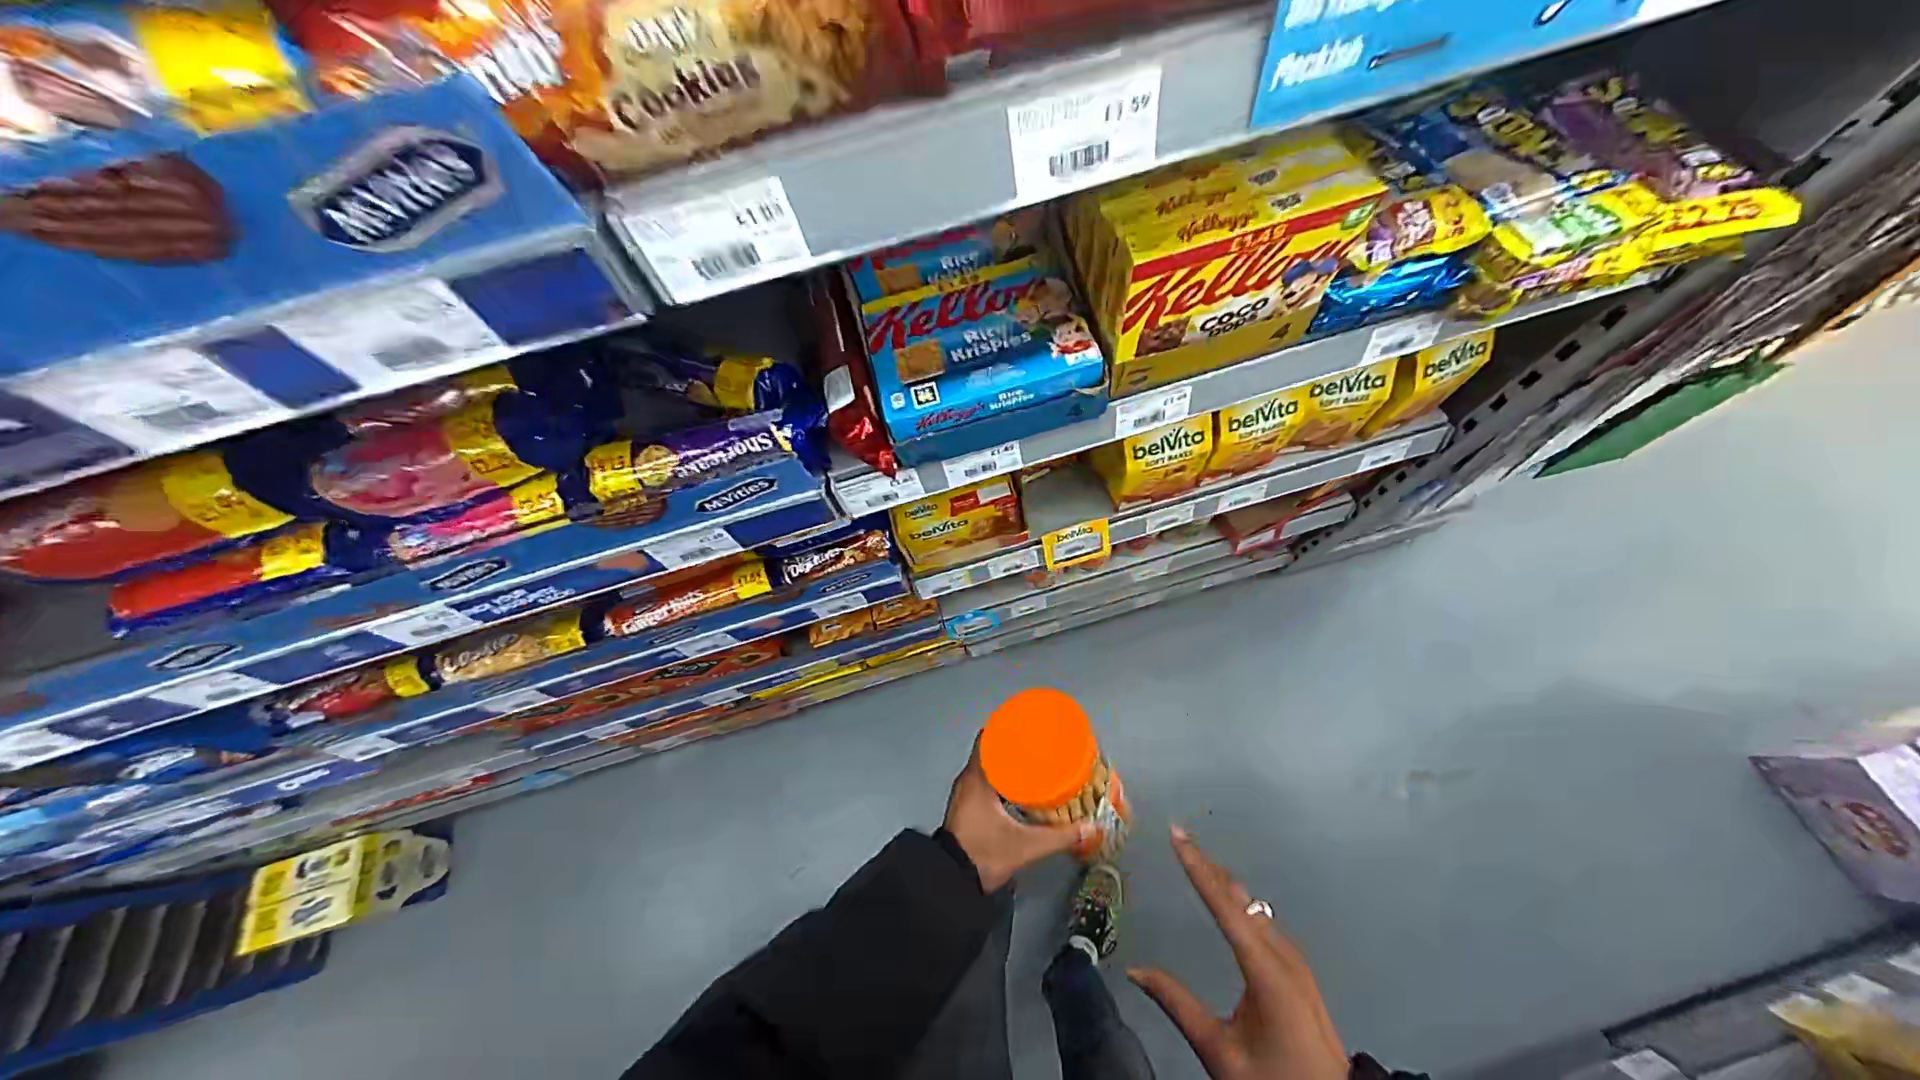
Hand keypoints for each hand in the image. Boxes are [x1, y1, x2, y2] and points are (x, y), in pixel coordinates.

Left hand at [943, 736, 1092, 891]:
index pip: (987, 739)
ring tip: (1034, 767)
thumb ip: (1060, 836)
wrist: (953, 883)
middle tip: (1039, 748)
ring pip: (987, 770)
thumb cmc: (983, 854)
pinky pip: (984, 785)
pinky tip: (1020, 791)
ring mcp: (964, 796)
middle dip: (1013, 748)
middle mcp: (967, 781)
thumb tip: (1090, 828)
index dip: (1007, 729)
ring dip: (1007, 766)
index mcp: (976, 778)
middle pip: (990, 753)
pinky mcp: (966, 811)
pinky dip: (1001, 782)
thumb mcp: (1025, 845)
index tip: (1027, 727)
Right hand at [1127, 826, 1347, 1079]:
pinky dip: (1238, 902)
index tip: (1176, 835)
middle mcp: (1284, 958)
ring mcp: (1297, 965)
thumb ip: (1177, 1004)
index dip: (1197, 867)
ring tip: (1196, 859)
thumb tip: (1135, 971)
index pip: (1224, 905)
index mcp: (1266, 971)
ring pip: (1254, 908)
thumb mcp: (1220, 1051)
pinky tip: (1228, 899)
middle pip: (1240, 899)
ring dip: (1223, 882)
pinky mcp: (1300, 975)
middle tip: (1180, 837)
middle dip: (1207, 865)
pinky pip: (1264, 923)